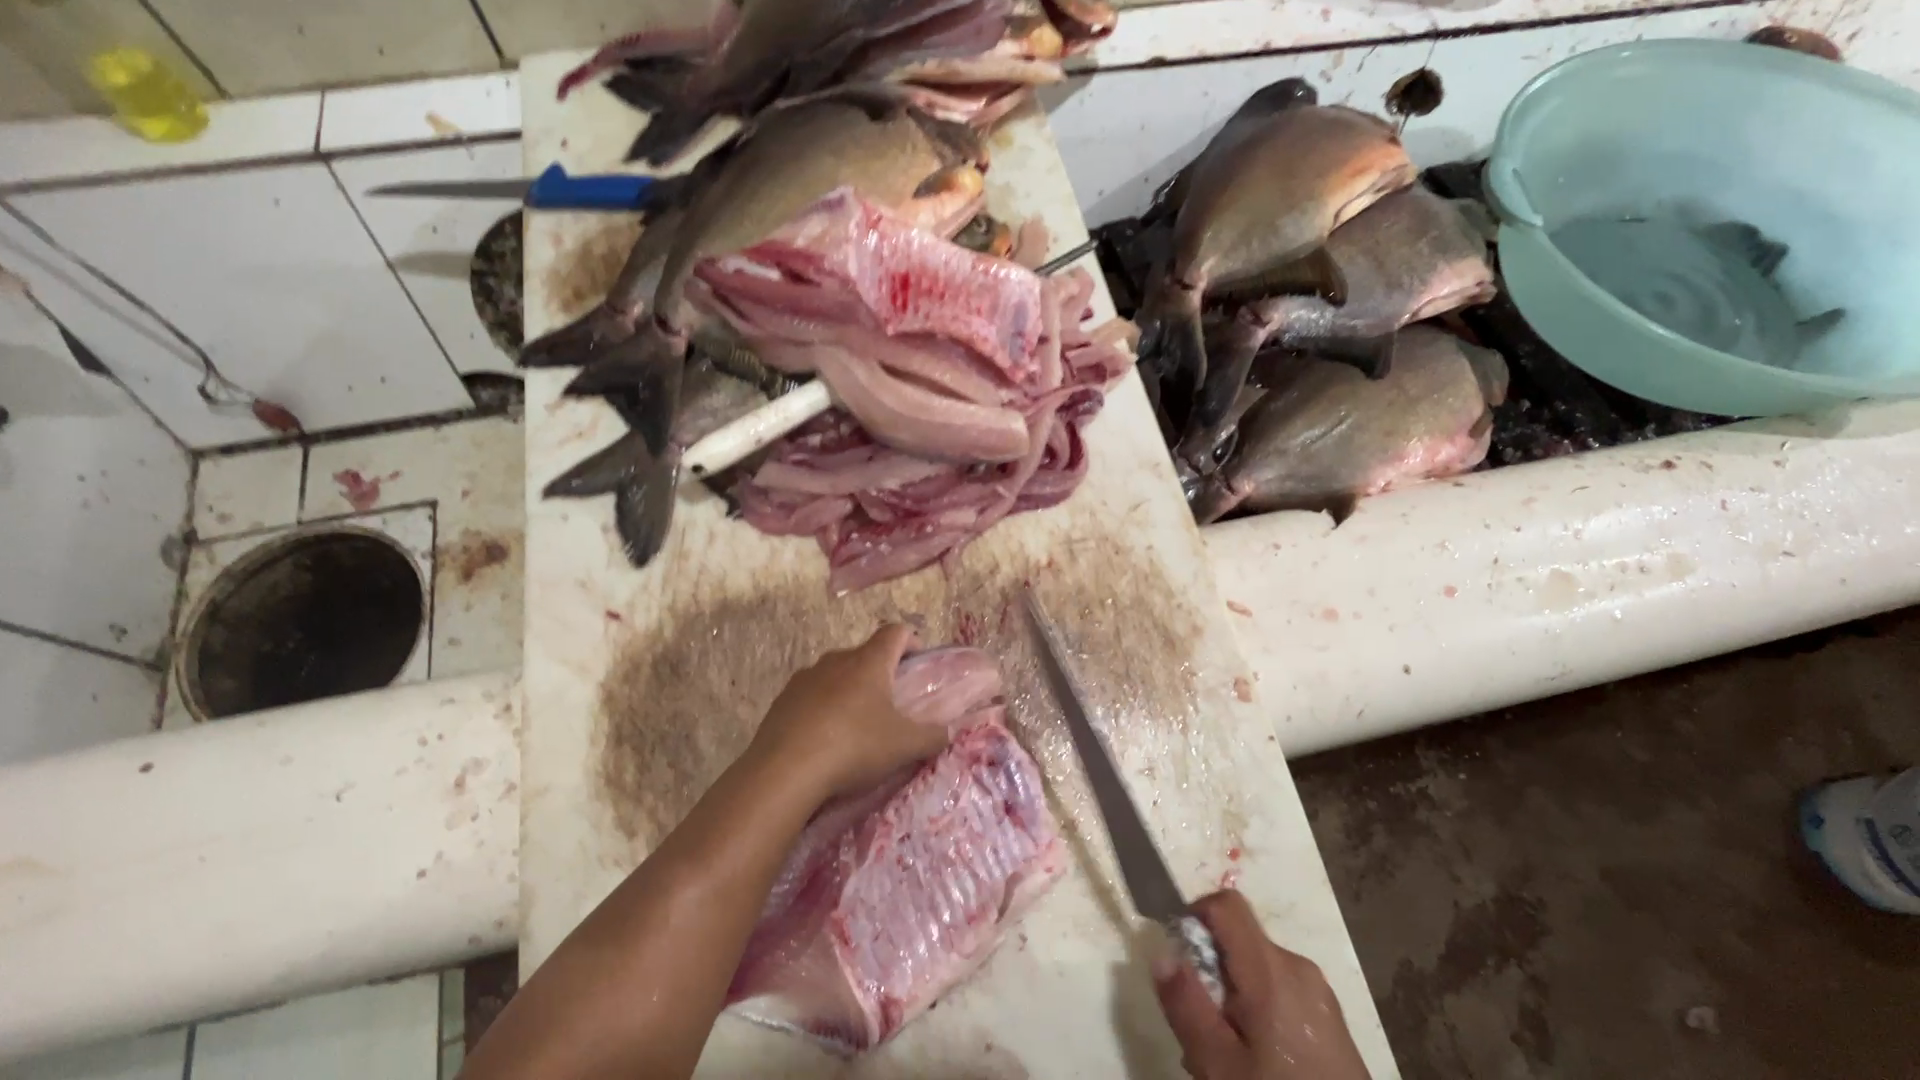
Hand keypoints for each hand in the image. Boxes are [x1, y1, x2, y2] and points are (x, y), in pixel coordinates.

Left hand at [747, 624, 950, 801]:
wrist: (785, 771)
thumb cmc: (854, 747)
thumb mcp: (905, 746)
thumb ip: (933, 736)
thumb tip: (948, 732)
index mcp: (868, 662)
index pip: (895, 632)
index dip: (911, 641)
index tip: (918, 664)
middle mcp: (835, 660)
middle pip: (864, 655)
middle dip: (880, 673)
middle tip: (891, 704)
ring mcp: (804, 679)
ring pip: (834, 675)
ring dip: (848, 692)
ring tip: (856, 726)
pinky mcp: (781, 701)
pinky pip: (810, 697)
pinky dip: (821, 710)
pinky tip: (824, 740)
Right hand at [1154, 891, 1371, 1079]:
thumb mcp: (1219, 1064)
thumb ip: (1186, 1004)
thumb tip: (1162, 951)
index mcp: (1272, 971)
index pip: (1226, 904)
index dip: (1193, 917)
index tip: (1178, 961)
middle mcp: (1298, 967)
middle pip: (1237, 941)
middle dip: (1206, 973)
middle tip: (1197, 1031)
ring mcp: (1317, 992)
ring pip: (1254, 970)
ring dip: (1228, 998)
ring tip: (1224, 1057)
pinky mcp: (1327, 1016)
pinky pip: (1277, 992)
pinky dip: (1254, 1012)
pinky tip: (1254, 1063)